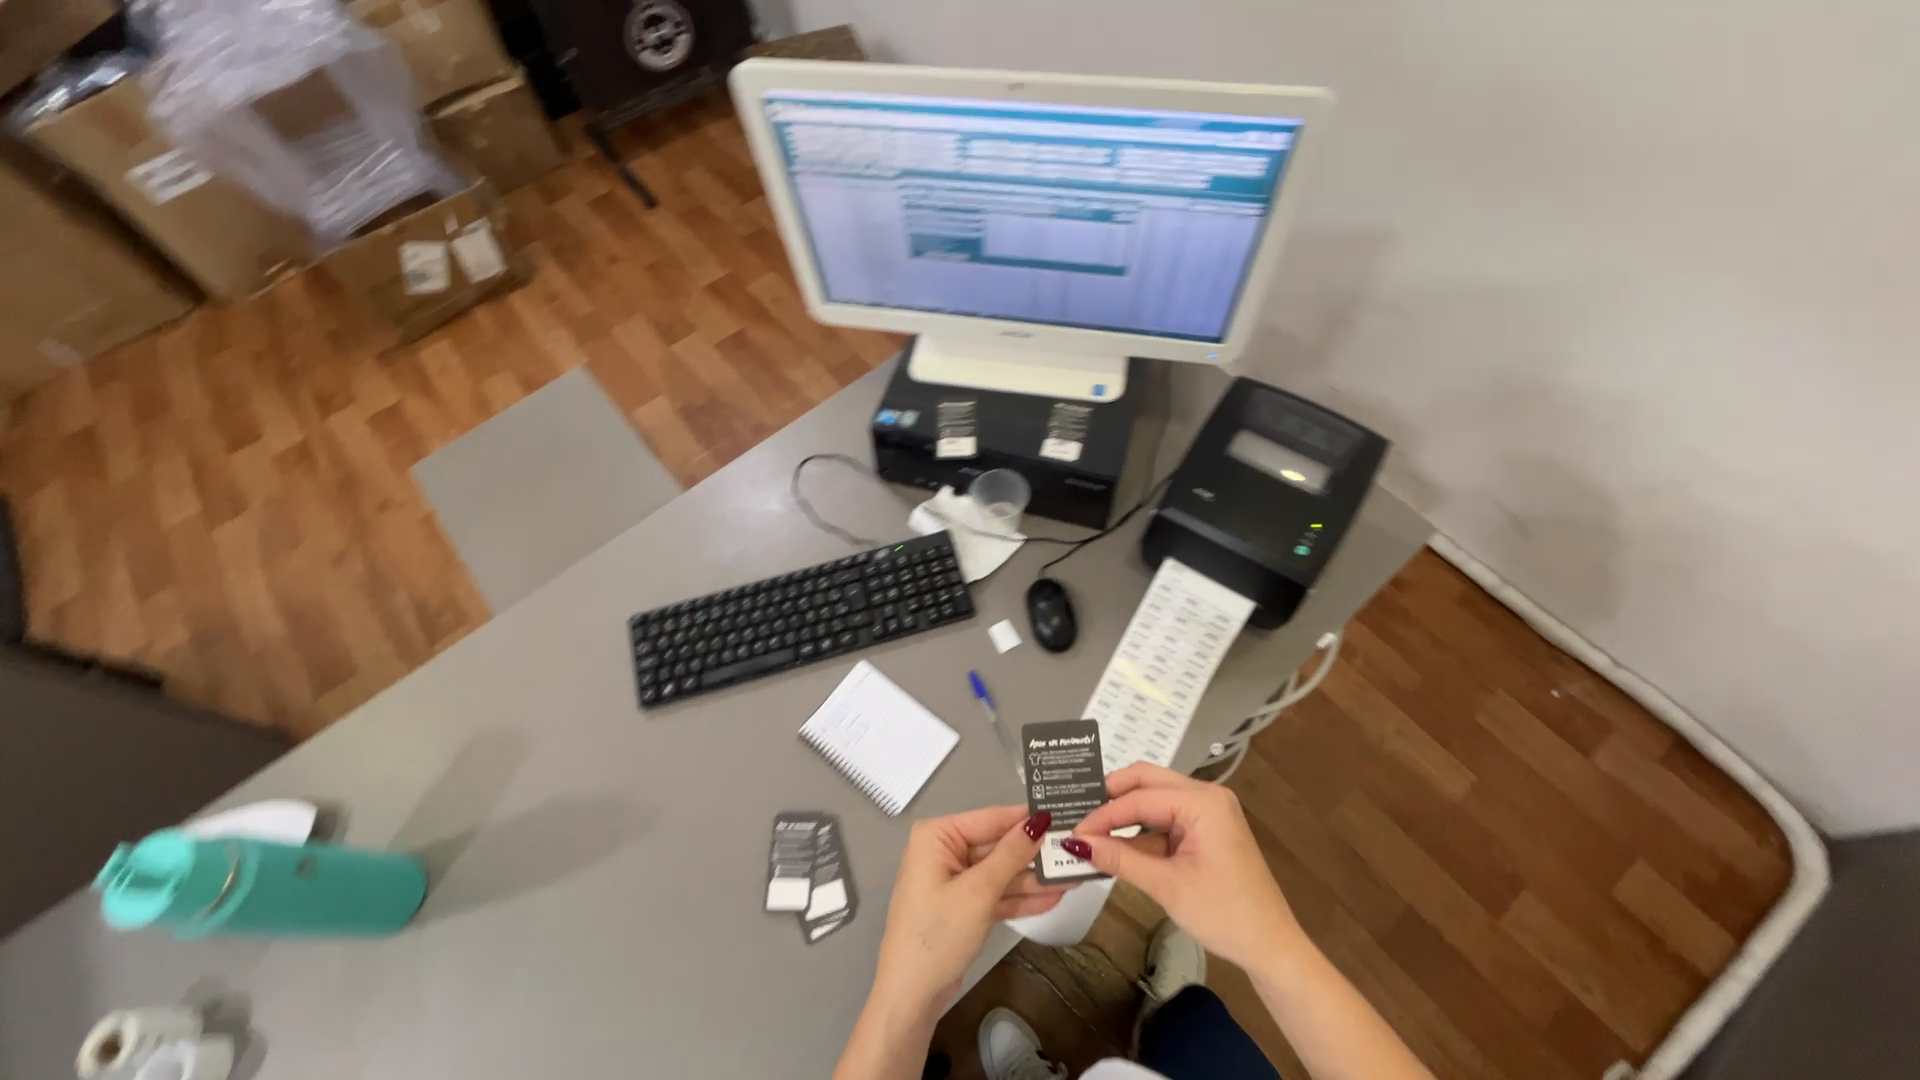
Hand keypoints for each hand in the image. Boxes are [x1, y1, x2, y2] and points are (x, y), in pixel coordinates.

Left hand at [870, 806, 1065, 1014]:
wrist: (912, 994)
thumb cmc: (939, 932)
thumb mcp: (979, 891)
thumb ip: (1011, 854)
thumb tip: (1040, 821)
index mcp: (938, 836)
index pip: (991, 819)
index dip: (1027, 818)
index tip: (1065, 814)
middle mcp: (944, 851)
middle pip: (997, 846)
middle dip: (1035, 854)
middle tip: (1075, 851)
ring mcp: (953, 881)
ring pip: (1000, 872)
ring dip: (1034, 879)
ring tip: (1074, 877)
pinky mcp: (963, 907)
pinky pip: (995, 894)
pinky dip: (1020, 898)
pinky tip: (1054, 897)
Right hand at [1067, 763, 1301, 971]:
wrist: (1271, 947)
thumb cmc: (1223, 913)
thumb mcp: (1167, 886)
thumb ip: (1121, 859)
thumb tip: (1076, 844)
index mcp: (1203, 802)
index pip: (1140, 798)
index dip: (1104, 815)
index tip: (1073, 832)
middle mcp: (1206, 796)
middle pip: (1147, 781)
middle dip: (1112, 797)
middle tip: (1079, 813)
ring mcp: (1208, 812)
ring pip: (1155, 798)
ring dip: (1125, 814)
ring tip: (1092, 831)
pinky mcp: (1206, 830)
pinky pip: (1166, 819)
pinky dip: (1141, 831)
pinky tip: (1117, 847)